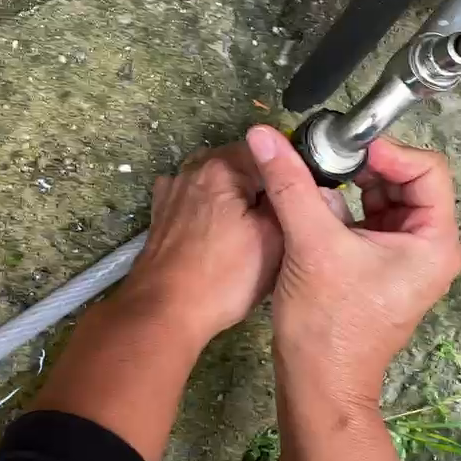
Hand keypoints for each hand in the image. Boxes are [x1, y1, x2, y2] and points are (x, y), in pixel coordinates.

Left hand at [109, 141, 283, 346]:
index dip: (289, 175)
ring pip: (216, 182)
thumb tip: (294, 183)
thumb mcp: (274, 240)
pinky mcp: (161, 212)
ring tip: (249, 230)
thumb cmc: (223, 277)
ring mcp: (173, 189)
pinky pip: (195, 198)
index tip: (298, 201)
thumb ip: (286, 200)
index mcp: (223, 167)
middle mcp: (193, 169)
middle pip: (240, 164)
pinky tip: (217, 230)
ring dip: (234, 197)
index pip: (268, 151)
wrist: (164, 309)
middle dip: (260, 186)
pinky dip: (209, 207)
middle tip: (278, 220)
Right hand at [245, 125, 460, 408]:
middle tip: (324, 154)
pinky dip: (342, 203)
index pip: (427, 169)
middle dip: (364, 164)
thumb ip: (290, 182)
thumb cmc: (328, 324)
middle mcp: (427, 246)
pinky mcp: (377, 264)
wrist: (318, 384)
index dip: (388, 150)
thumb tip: (263, 135)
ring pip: (382, 196)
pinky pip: (366, 217)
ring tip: (314, 173)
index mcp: (434, 241)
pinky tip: (312, 200)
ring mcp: (402, 256)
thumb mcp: (311, 243)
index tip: (344, 145)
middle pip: (405, 180)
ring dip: (350, 182)